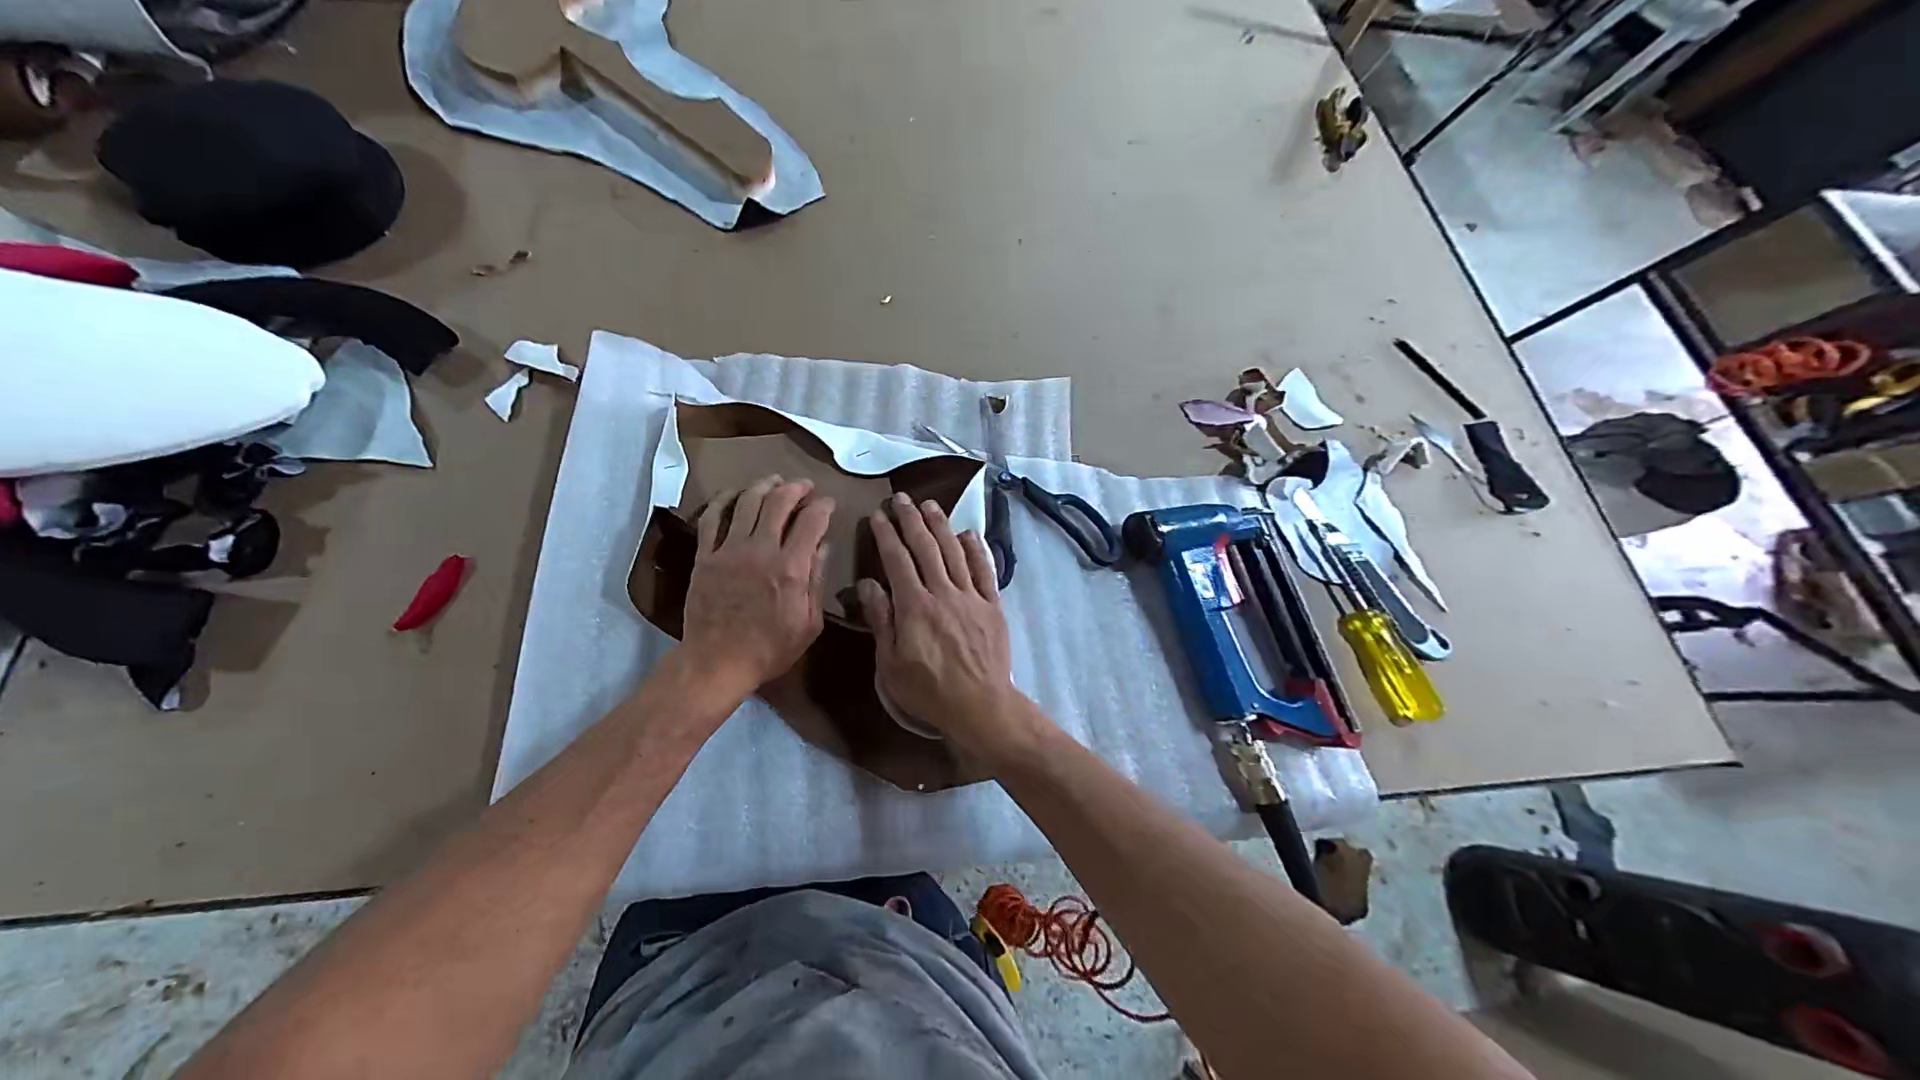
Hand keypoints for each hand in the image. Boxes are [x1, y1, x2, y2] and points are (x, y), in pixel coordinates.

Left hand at [681, 475, 834, 696]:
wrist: (717, 662)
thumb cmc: (770, 649)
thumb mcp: (809, 623)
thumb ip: (817, 580)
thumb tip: (824, 545)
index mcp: (791, 568)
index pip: (812, 521)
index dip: (823, 506)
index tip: (828, 504)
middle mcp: (760, 550)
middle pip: (779, 502)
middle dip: (797, 488)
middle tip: (805, 486)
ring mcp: (729, 550)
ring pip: (747, 502)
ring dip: (764, 485)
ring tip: (775, 481)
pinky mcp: (705, 556)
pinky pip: (712, 517)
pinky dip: (724, 499)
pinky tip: (735, 493)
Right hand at [857, 494, 1047, 759]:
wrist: (981, 706)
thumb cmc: (928, 691)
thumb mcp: (890, 664)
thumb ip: (881, 621)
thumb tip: (868, 584)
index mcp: (915, 606)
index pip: (897, 560)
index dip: (886, 534)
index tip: (878, 515)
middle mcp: (944, 593)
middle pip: (926, 547)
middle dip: (911, 520)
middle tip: (902, 498)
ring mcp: (971, 597)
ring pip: (955, 552)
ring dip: (941, 526)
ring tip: (931, 505)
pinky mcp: (992, 606)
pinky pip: (985, 570)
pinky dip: (977, 549)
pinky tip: (969, 533)